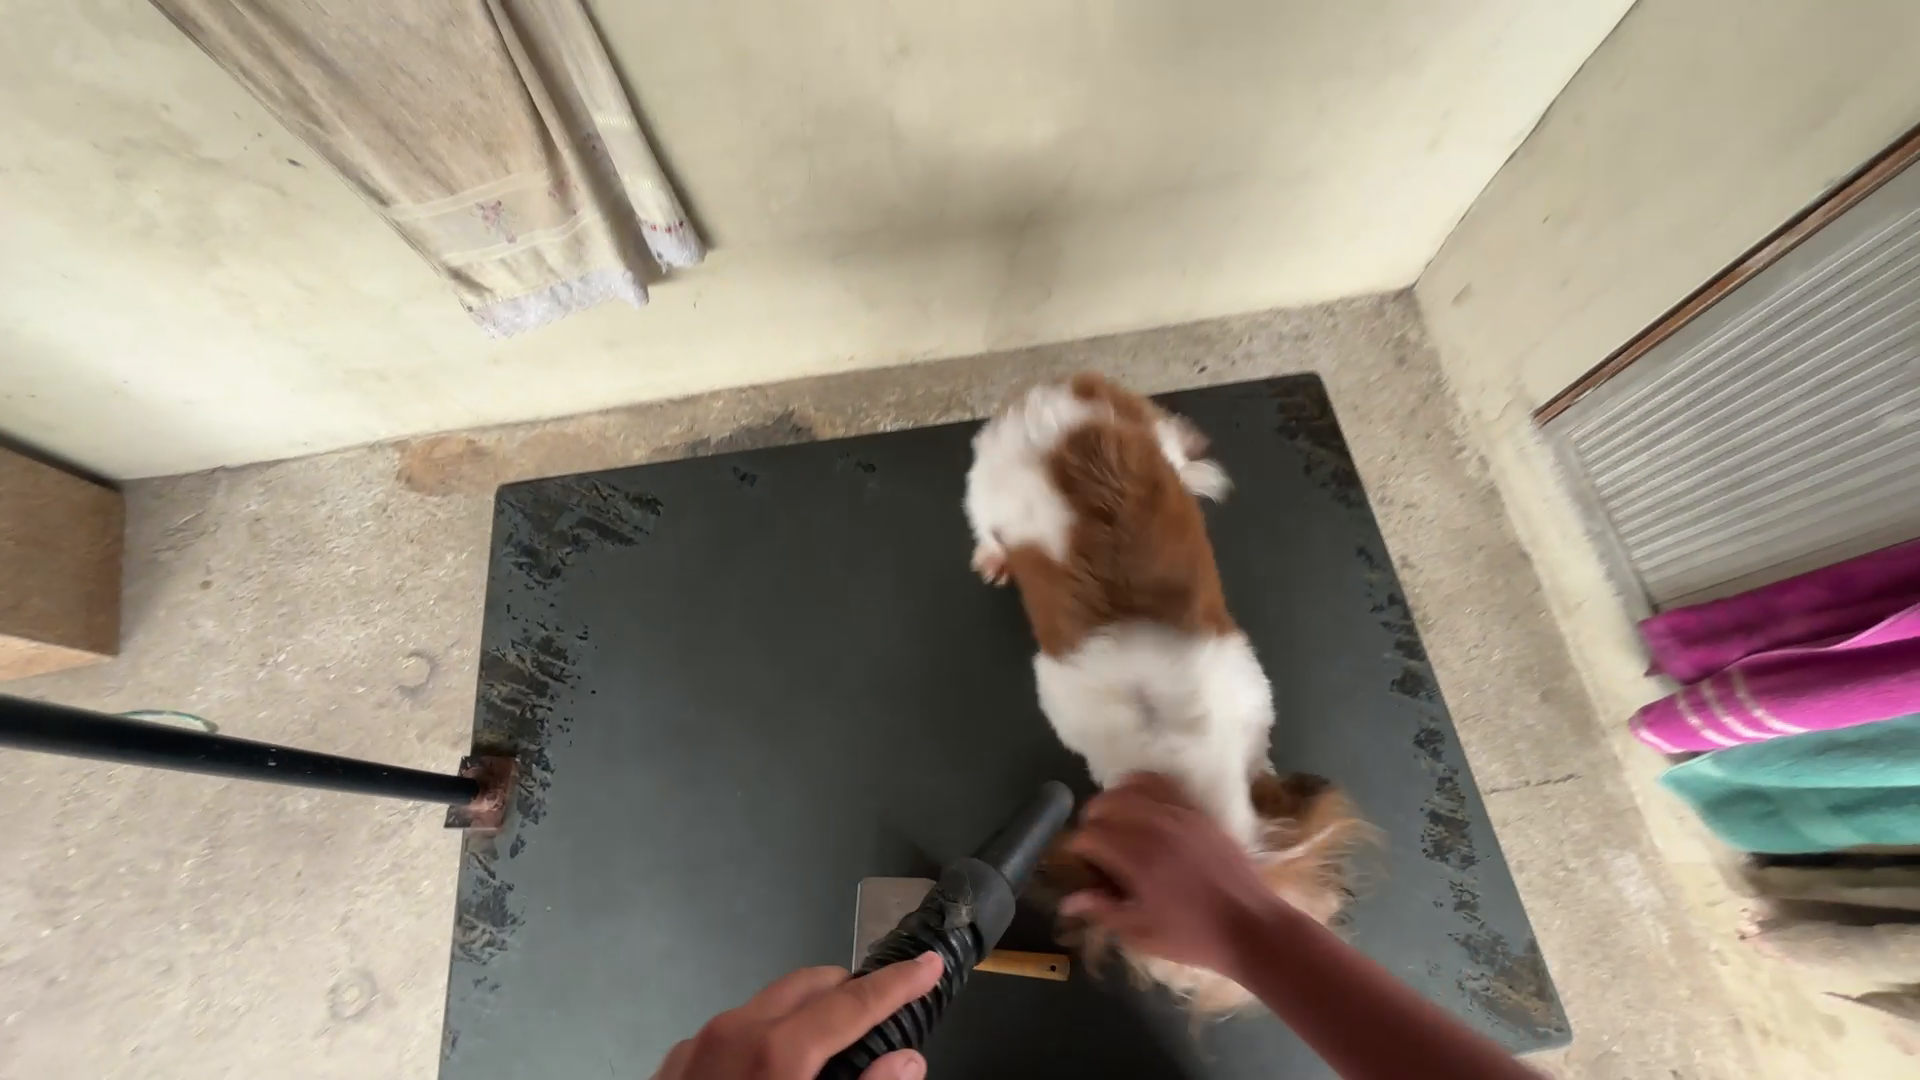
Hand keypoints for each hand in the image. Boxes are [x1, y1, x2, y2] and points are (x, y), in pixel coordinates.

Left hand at [651, 953, 942, 1079]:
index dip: (900, 983)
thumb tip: (906, 1060)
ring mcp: (699, 1043)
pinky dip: (765, 1032)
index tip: (931, 965)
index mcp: (776, 1050)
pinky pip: (734, 1027)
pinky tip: (768, 1073)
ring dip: (807, 1011)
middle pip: (812, 984)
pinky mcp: (674, 1063)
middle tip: (881, 1012)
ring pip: (771, 1001)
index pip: (855, 1002)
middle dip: (851, 990)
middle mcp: (736, 1030)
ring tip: (828, 1045)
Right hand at [1058, 772, 1280, 980]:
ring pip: (1129, 787)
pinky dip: (1142, 785)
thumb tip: (1068, 900)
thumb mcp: (1142, 933)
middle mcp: (1153, 826)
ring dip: (1113, 800)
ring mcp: (1178, 813)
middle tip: (1095, 844)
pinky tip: (1140, 801)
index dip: (1077, 849)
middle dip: (1091, 822)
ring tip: (1114, 819)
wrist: (1253, 928)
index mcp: (1136, 857)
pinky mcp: (1197, 810)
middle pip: (1104, 804)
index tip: (1079, 863)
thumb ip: (1103, 910)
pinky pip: (1161, 782)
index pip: (1089, 836)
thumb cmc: (1194, 936)